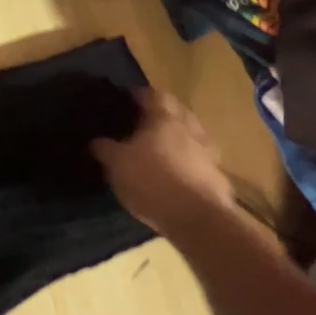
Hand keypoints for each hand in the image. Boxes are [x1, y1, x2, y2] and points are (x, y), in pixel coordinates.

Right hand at [91, 86, 235, 237]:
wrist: (198, 219)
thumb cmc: (151, 180)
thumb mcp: (116, 164)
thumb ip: (106, 149)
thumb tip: (96, 141)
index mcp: (164, 119)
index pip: (155, 95)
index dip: (142, 95)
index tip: (129, 98)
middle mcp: (190, 130)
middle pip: (180, 112)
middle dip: (166, 114)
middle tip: (147, 122)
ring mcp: (209, 155)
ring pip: (195, 137)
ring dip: (183, 139)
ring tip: (165, 149)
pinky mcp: (219, 180)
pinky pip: (203, 164)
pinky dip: (192, 165)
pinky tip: (181, 176)